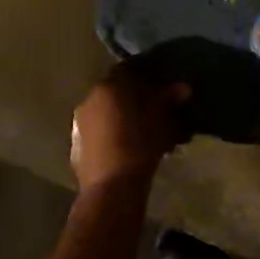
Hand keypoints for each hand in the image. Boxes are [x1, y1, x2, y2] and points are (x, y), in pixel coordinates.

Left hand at [70, 66, 190, 190]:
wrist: (111, 188)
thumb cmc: (140, 146)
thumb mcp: (162, 121)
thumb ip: (169, 100)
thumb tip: (182, 88)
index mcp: (108, 87)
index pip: (128, 70)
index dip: (146, 77)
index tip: (161, 88)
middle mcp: (89, 99)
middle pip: (116, 92)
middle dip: (134, 99)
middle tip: (154, 111)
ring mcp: (80, 123)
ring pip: (106, 113)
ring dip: (123, 118)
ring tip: (143, 133)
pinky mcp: (77, 145)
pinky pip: (99, 132)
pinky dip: (112, 135)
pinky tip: (128, 148)